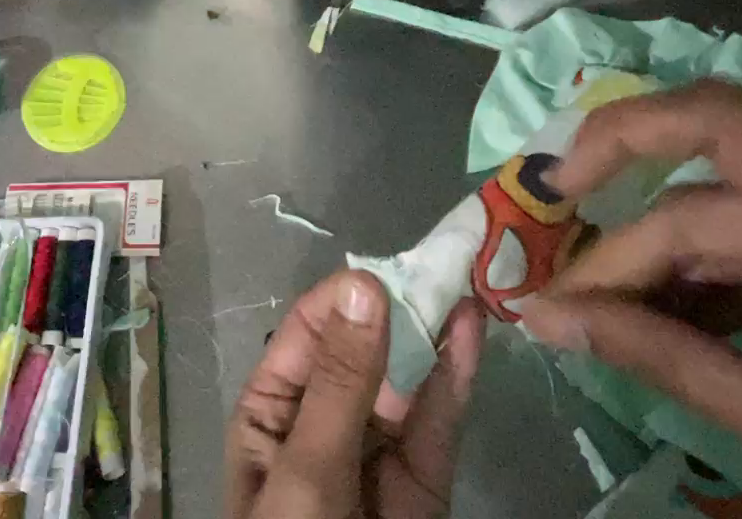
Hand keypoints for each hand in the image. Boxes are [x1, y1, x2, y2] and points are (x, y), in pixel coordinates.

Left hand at [225, 270, 484, 518]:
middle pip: (361, 350)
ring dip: (433, 330)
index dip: (346, 296)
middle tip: (441, 258)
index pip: (308, 333)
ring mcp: (374, 451)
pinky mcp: (421, 484)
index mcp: (272, 411)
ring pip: (406, 380)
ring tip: (461, 277)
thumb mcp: (307, 466)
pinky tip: (469, 329)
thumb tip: (363, 286)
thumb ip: (341, 381)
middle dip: (397, 305)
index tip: (389, 269)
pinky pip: (438, 422)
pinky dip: (455, 376)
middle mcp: (323, 420)